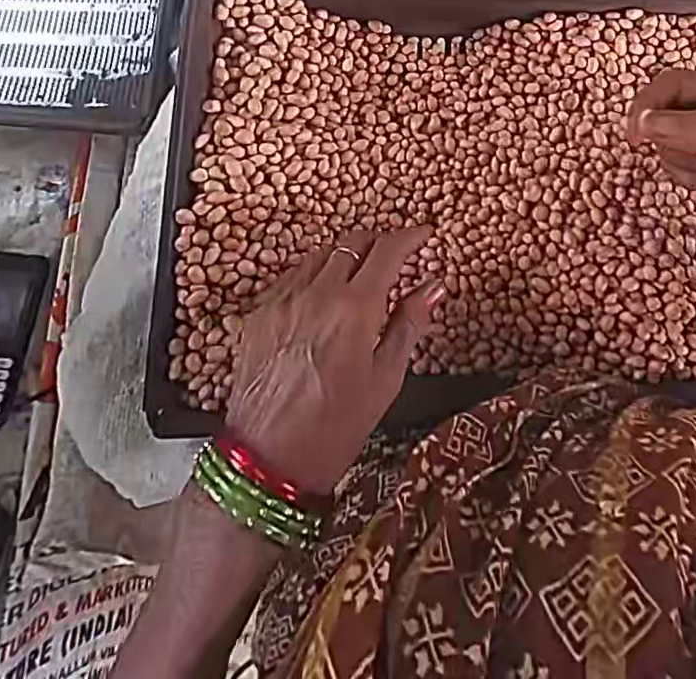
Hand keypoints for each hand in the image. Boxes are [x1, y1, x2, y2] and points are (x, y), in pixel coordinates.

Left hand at [217, 227, 441, 496]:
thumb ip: (410, 323)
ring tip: (363, 273)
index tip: (424, 235)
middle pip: (353, 242)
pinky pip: (293, 275)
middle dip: (380, 241)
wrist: (266, 460)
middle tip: (397, 255)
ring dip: (348, 254)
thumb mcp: (386, 377)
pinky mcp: (260, 314)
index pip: (388, 250)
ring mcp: (283, 301)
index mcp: (355, 308)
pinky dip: (317, 272)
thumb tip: (435, 286)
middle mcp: (317, 293)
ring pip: (322, 253)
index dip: (411, 236)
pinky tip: (325, 293)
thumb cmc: (337, 425)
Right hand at [627, 70, 695, 240]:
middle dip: (672, 143)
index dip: (648, 105)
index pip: (672, 83)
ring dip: (684, 165)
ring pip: (668, 144)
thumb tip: (651, 122)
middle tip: (695, 161)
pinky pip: (677, 165)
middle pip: (664, 115)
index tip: (638, 132)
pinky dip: (688, 178)